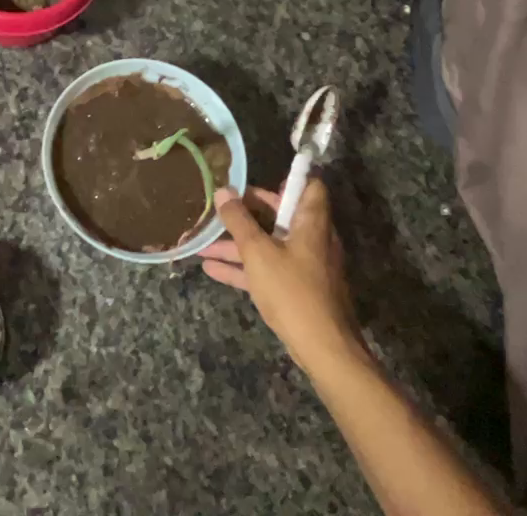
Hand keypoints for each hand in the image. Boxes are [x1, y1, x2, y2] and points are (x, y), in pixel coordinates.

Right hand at [200, 179, 361, 369]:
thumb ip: (238, 221)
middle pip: (281, 215)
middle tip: (221, 207)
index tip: (256, 180)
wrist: (323, 348)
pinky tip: (211, 269)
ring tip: (203, 242)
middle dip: (249, 211)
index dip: (287, 178)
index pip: (310, 187)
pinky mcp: (297, 289)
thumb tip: (223, 191)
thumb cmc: (292, 290)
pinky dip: (243, 267)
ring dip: (238, 243)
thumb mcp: (258, 252)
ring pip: (270, 244)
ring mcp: (305, 266)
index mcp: (311, 223)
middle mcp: (312, 240)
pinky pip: (267, 269)